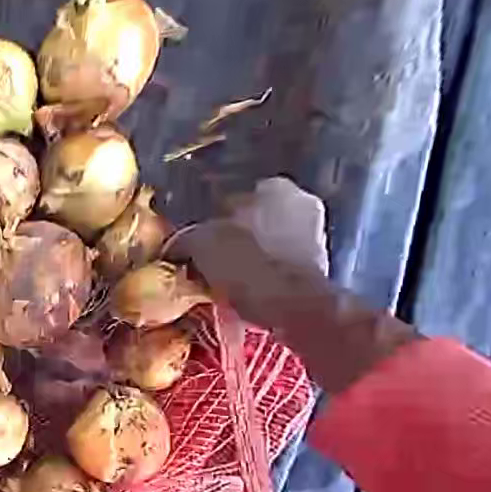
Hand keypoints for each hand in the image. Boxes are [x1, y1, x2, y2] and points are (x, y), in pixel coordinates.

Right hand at [169, 176, 415, 394]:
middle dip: (228, 238)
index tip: (190, 244)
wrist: (291, 305)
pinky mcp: (317, 262)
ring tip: (219, 278)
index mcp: (271, 186)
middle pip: (248, 220)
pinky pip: (274, 262)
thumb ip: (183, 238)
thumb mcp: (198, 245)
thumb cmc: (245, 263)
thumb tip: (172, 246)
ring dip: (243, 256)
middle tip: (203, 261)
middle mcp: (299, 200)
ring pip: (262, 241)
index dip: (204, 223)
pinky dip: (258, 272)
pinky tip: (241, 287)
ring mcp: (313, 231)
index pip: (226, 200)